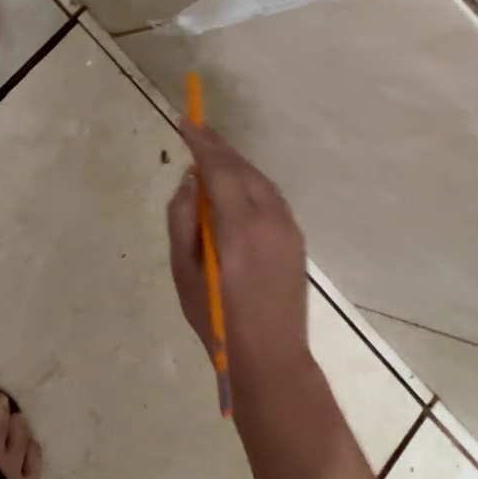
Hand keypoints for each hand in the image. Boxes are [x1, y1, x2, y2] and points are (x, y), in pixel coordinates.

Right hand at [165, 120, 310, 371]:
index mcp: (240, 225)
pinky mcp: (295, 239)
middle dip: (218, 147)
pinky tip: (234, 184)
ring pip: (259, 180)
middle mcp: (270, 218)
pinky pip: (269, 196)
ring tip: (210, 153)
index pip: (219, 168)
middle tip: (194, 130)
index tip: (185, 121)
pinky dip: (249, 181)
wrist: (270, 356)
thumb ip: (182, 218)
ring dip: (234, 163)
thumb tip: (190, 180)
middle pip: (241, 168)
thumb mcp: (183, 268)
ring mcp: (288, 228)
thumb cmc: (216, 314)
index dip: (201, 142)